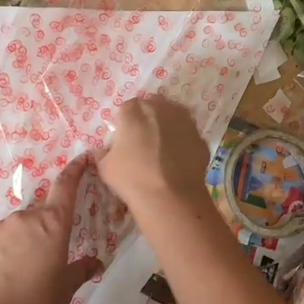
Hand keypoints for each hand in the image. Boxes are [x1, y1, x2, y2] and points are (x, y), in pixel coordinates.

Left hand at [0, 158, 104, 303]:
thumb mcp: (66, 288)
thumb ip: (82, 270)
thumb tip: (96, 264)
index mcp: (53, 224)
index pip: (65, 186)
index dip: (75, 170)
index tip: (82, 159)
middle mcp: (25, 218)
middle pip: (39, 216)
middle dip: (43, 232)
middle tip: (44, 262)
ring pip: (16, 230)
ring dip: (21, 243)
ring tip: (19, 275)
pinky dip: (2, 253)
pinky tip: (1, 278)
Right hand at [97, 95, 210, 212]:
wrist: (170, 197)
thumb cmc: (132, 177)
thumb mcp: (105, 167)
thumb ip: (103, 152)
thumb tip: (102, 150)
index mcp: (134, 110)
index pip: (126, 109)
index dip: (124, 125)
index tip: (124, 141)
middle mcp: (161, 107)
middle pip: (152, 107)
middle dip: (147, 120)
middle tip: (143, 143)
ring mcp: (185, 120)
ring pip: (173, 117)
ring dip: (167, 127)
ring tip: (163, 151)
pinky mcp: (200, 136)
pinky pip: (188, 136)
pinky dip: (183, 144)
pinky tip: (178, 162)